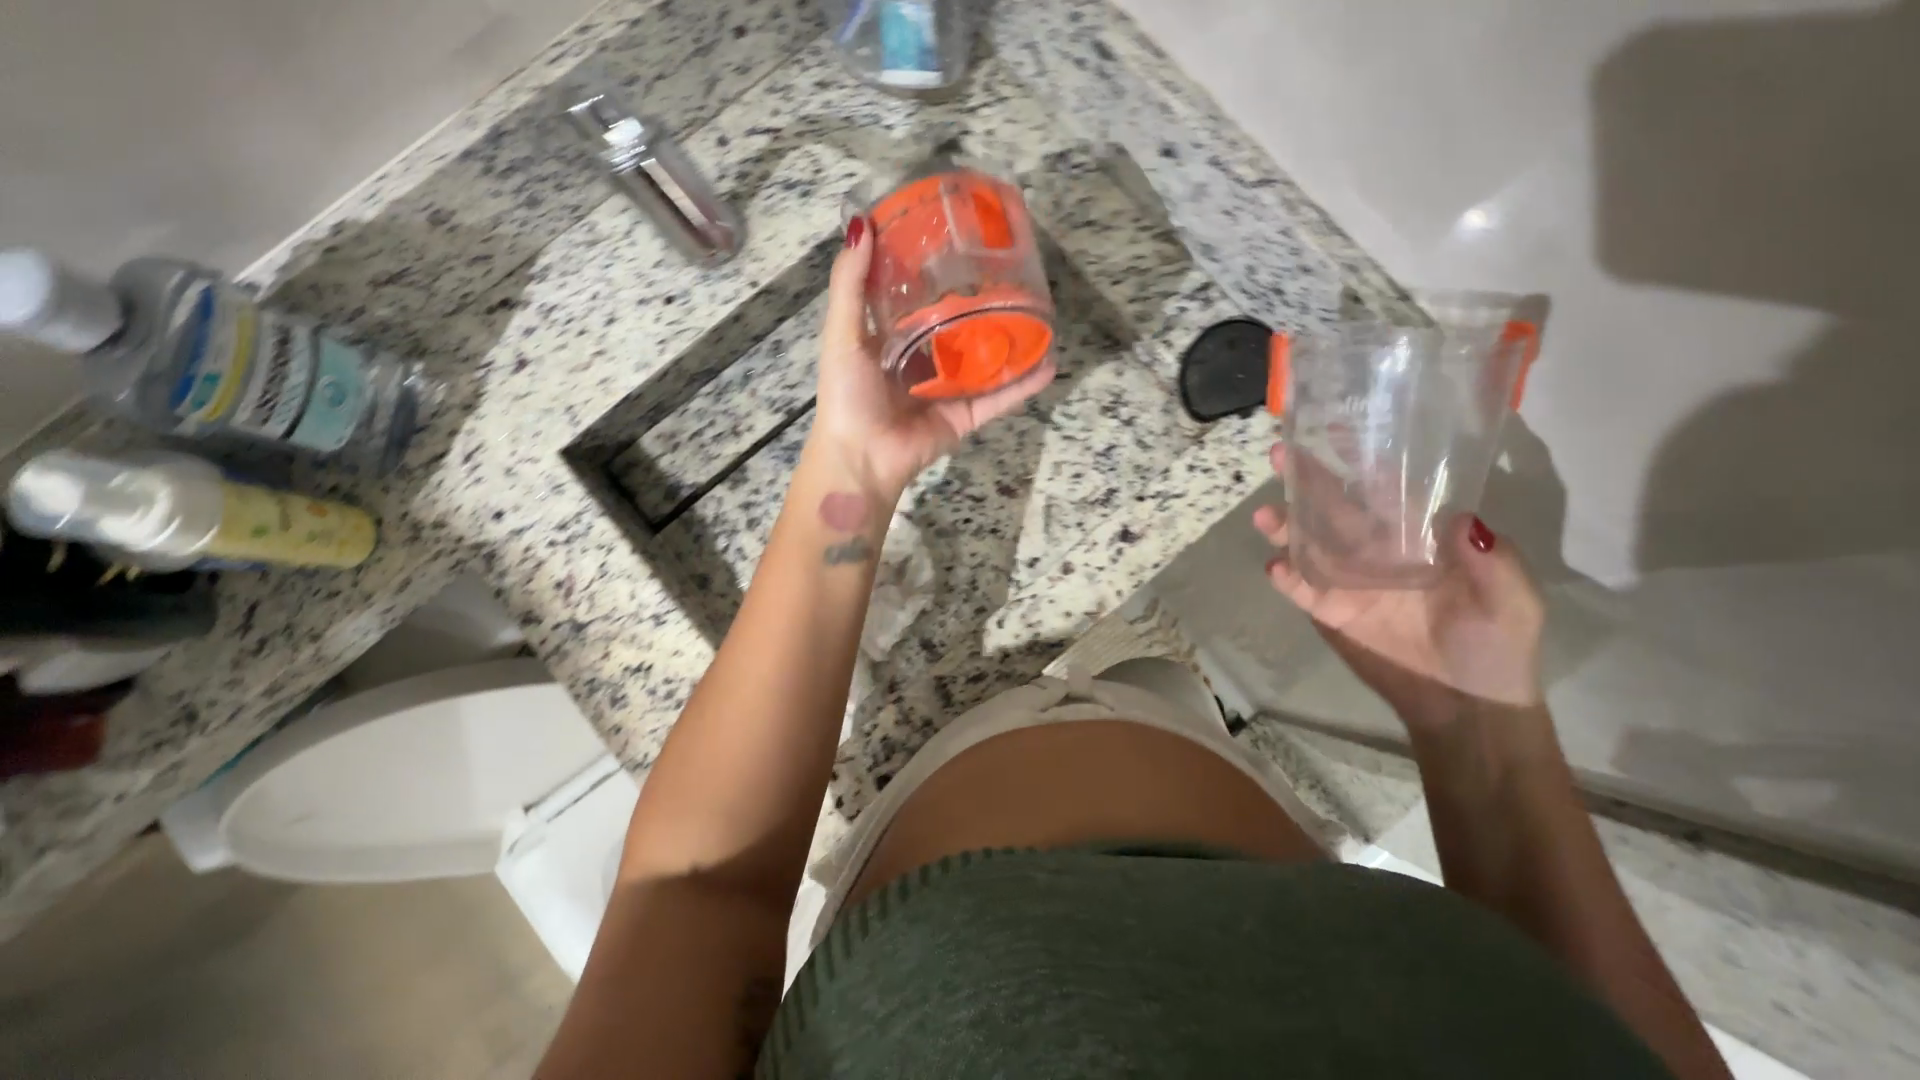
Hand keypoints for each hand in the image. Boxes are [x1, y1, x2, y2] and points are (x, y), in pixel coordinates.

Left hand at [808, 215, 1056, 499]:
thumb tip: (861, 223)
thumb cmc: (847, 394)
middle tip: (1009, 271)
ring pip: (985, 360)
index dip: (933, 270)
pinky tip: (1050, 362)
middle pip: (957, 327)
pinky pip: (1000, 397)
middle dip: (980, 303)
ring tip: (1039, 312)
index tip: (957, 238)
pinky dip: (1025, 383)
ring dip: (1011, 340)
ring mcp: (947, 389)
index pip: (916, 298)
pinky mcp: (966, 415)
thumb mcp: (842, 333)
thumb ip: (850, 284)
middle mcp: (921, 360)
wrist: (861, 457)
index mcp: (890, 339)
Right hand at [1252, 443, 1545, 730]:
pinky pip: (1303, 590)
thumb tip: (1461, 519)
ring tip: (1265, 516)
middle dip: (1307, 480)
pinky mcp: (1332, 613)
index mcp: (1420, 537)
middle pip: (1336, 507)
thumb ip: (1493, 561)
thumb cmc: (1496, 645)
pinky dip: (1287, 577)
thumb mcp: (1513, 600)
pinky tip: (1275, 568)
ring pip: (1310, 543)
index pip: (1386, 488)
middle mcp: (1379, 550)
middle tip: (1278, 455)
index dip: (1361, 458)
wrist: (1468, 708)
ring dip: (1286, 526)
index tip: (1333, 429)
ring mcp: (1351, 581)